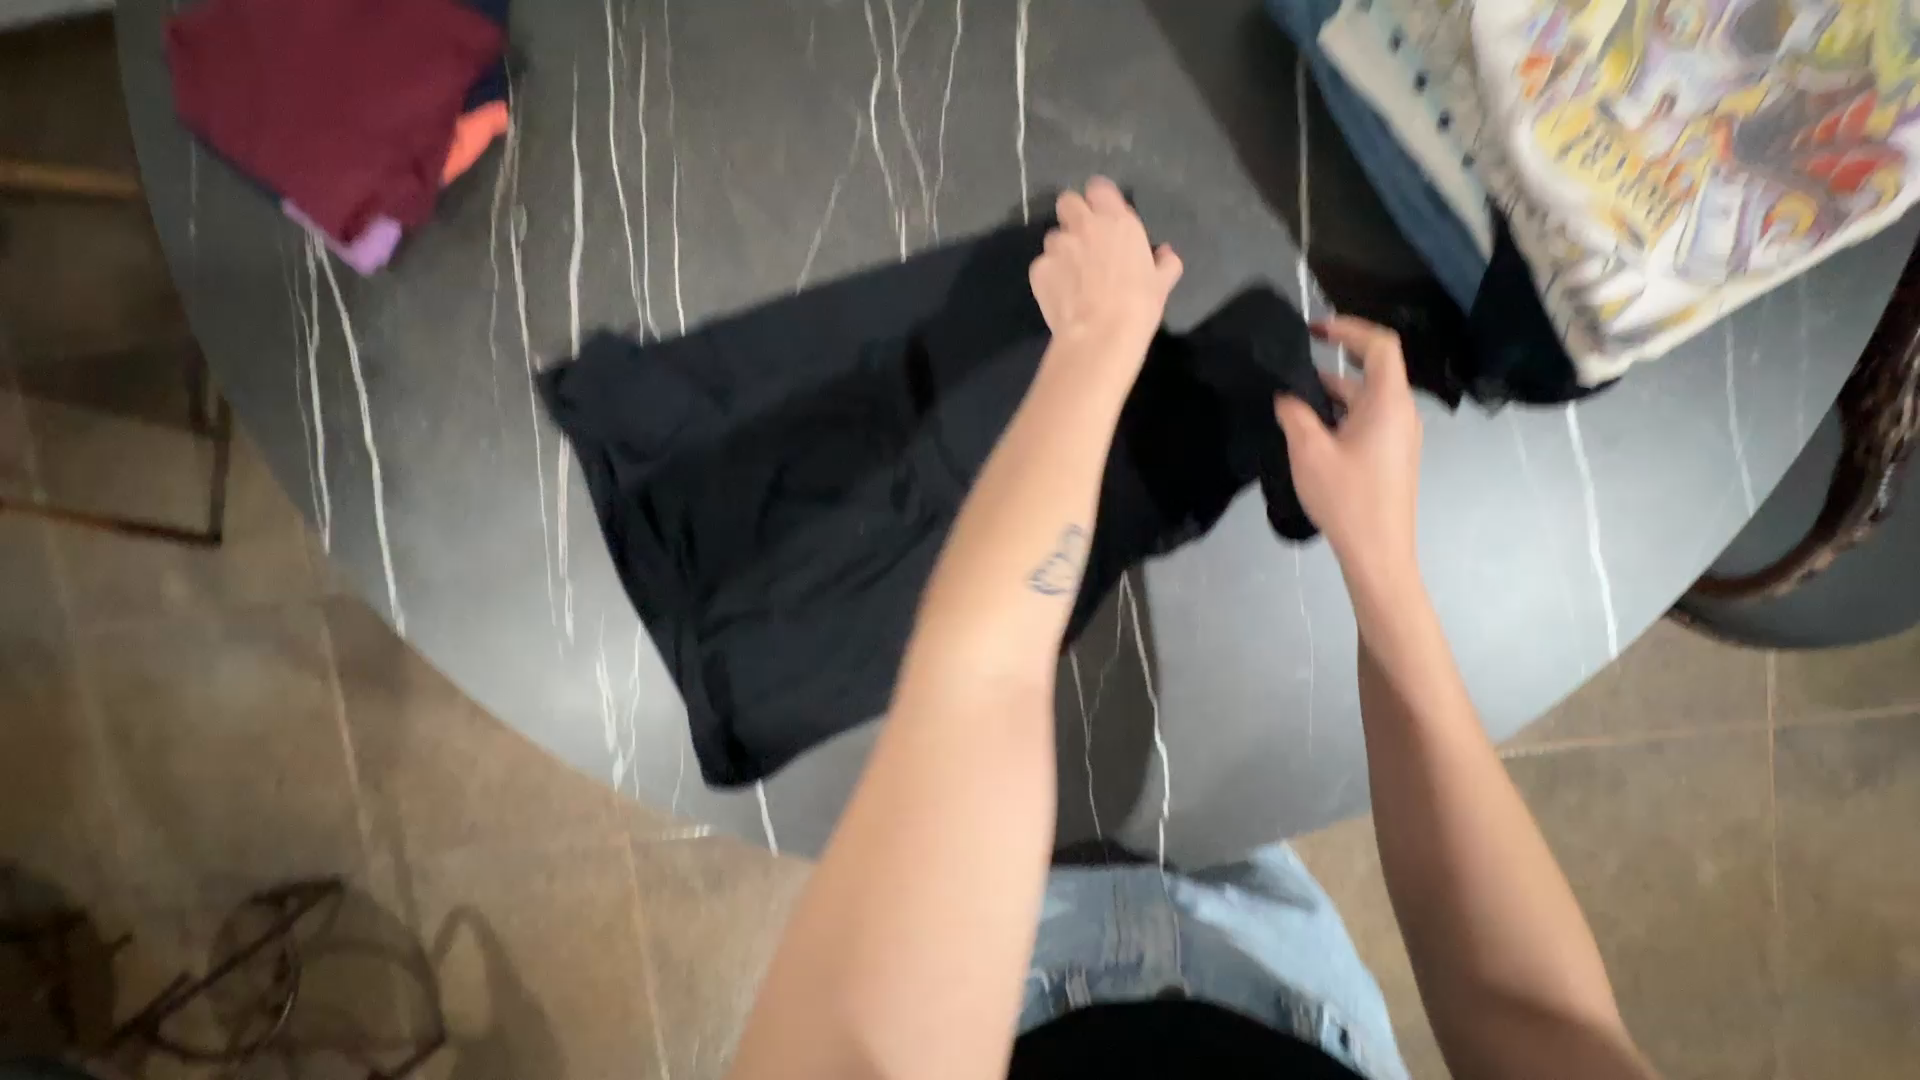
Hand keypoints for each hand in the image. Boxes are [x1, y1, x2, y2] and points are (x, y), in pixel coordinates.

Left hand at [1029, 177, 1182, 348]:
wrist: (1100, 335)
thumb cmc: (1137, 306)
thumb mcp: (1161, 283)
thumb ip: (1165, 262)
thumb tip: (1166, 254)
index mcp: (1117, 221)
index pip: (1099, 188)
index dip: (1097, 200)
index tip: (1100, 216)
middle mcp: (1084, 226)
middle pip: (1068, 202)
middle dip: (1072, 217)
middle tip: (1081, 241)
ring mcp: (1058, 246)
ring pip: (1053, 237)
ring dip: (1061, 250)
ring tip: (1070, 275)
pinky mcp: (1039, 269)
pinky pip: (1042, 265)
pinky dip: (1049, 276)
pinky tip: (1060, 295)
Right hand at [1274, 316, 1423, 590]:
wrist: (1378, 552)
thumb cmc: (1346, 498)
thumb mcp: (1309, 452)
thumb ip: (1295, 414)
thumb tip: (1286, 396)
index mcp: (1388, 403)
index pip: (1380, 346)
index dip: (1350, 329)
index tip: (1315, 329)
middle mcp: (1400, 413)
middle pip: (1371, 373)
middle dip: (1330, 368)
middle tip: (1290, 372)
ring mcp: (1400, 437)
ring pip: (1365, 401)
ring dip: (1330, 397)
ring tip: (1291, 406)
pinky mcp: (1392, 457)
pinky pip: (1367, 422)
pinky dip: (1340, 417)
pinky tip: (1309, 434)